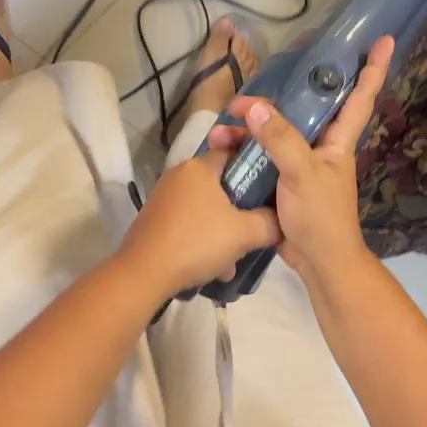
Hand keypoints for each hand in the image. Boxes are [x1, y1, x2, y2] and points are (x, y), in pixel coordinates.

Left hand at [117, 149, 281, 297]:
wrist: (144, 273)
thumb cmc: (197, 242)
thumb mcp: (245, 233)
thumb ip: (270, 223)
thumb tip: (282, 222)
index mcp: (199, 167)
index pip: (233, 153)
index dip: (254, 169)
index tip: (268, 192)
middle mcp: (178, 175)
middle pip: (220, 186)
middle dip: (238, 211)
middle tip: (253, 231)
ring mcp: (163, 198)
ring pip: (205, 210)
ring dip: (222, 232)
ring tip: (232, 259)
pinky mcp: (154, 220)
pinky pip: (188, 224)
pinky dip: (202, 241)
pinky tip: (212, 267)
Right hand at [207, 36, 393, 285]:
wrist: (317, 262)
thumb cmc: (322, 217)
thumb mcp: (303, 174)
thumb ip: (282, 140)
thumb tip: (256, 107)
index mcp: (338, 141)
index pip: (360, 97)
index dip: (373, 68)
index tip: (383, 39)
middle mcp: (321, 146)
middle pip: (302, 110)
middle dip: (274, 99)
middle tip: (242, 97)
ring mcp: (300, 164)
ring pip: (274, 133)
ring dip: (248, 129)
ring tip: (221, 130)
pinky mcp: (281, 181)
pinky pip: (261, 156)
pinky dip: (242, 151)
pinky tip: (220, 149)